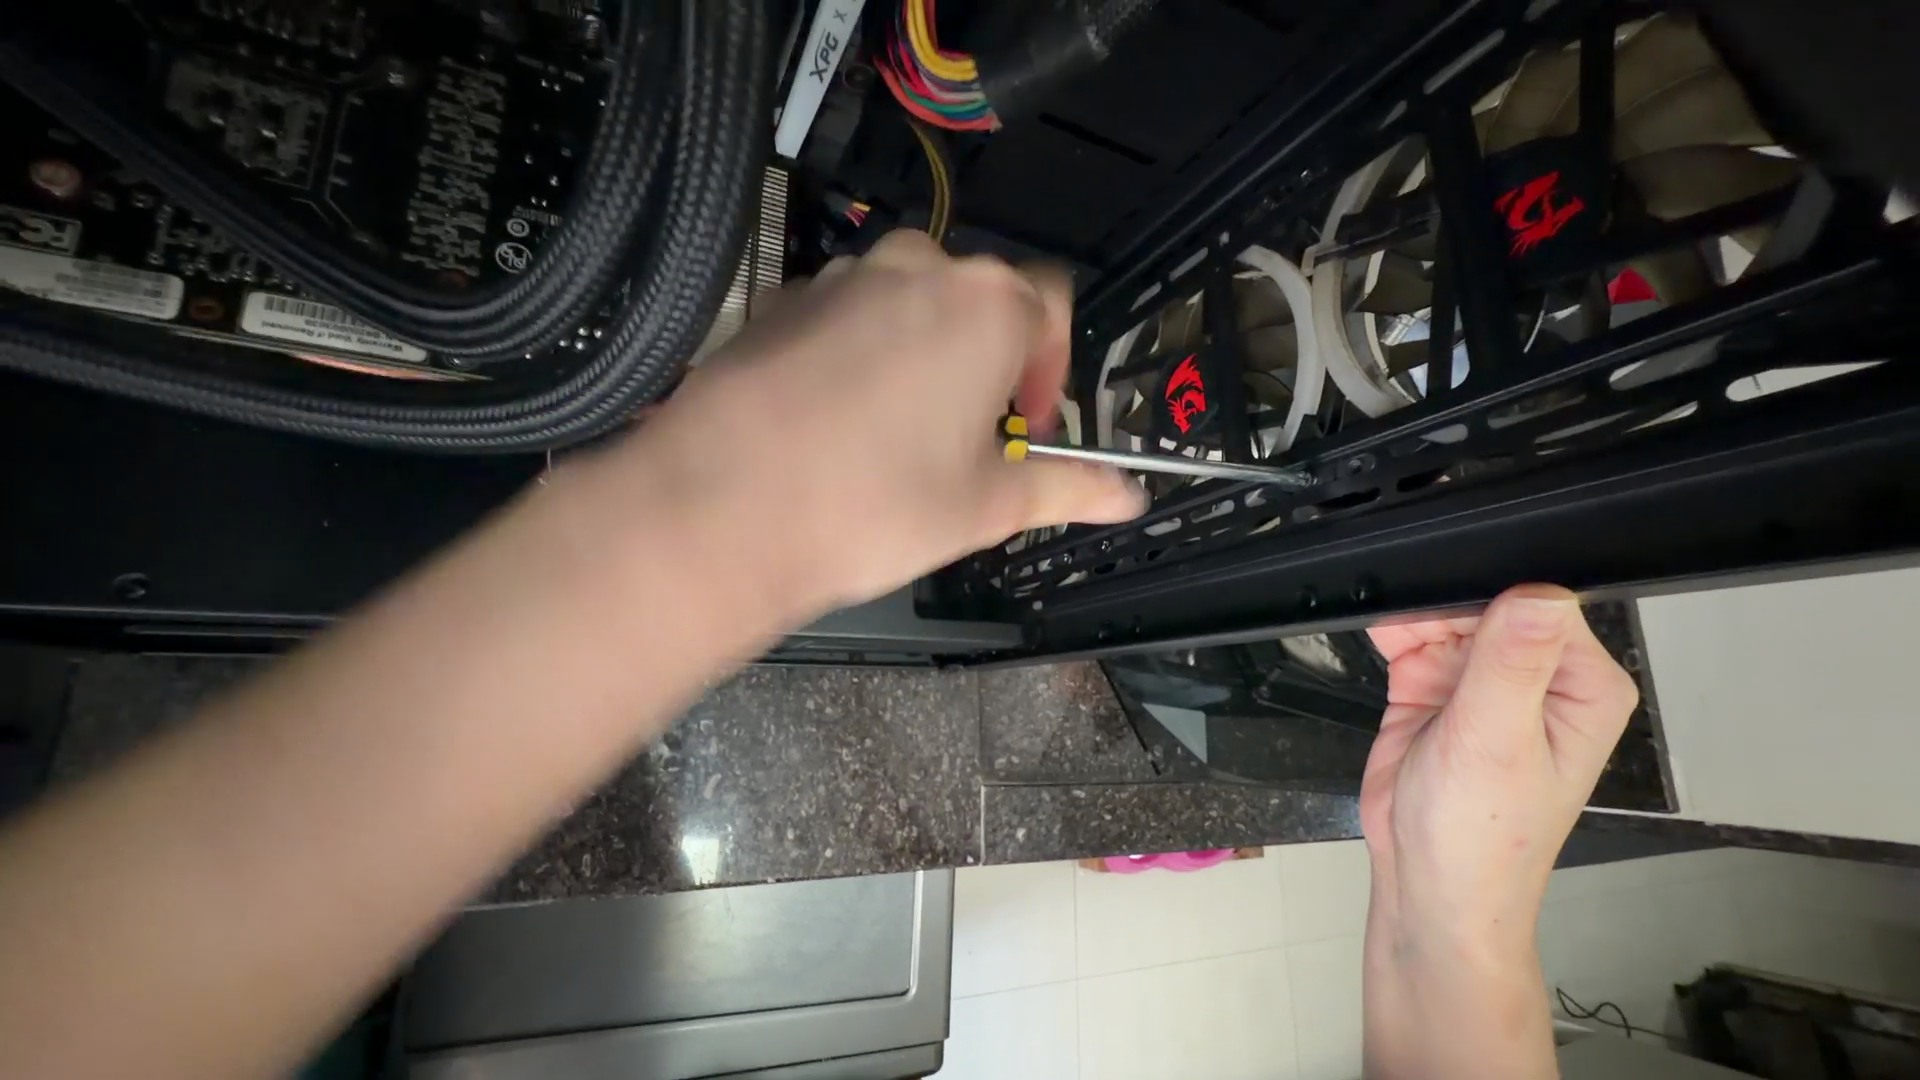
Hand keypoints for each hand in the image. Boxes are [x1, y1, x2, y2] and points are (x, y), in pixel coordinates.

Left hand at [603, 229, 1147, 613]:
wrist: (720, 509)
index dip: (1052, 370)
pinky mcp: (781, 301)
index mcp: (987, 306)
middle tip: (968, 440)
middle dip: (989, 365)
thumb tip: (1129, 496)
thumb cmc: (877, 505)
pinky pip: (846, 318)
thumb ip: (1068, 488)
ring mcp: (841, 278)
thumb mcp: (988, 506)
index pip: (1053, 308)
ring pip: (909, 307)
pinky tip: (835, 424)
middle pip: (980, 304)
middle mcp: (916, 270)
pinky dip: (859, 356)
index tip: (1029, 427)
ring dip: (924, 358)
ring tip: (898, 437)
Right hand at [1363, 585, 1638, 951]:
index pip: (1541, 606)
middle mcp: (1532, 676)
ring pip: (1443, 615)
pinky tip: (1381, 637)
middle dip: (1443, 604)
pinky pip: (1410, 638)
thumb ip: (1512, 665)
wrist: (1424, 880)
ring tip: (1393, 642)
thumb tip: (1540, 591)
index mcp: (1577, 685)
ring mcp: (1478, 682)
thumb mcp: (1496, 743)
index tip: (1449, 603)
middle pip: (1485, 603)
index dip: (1492, 593)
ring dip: (1412, 616)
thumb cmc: (1480, 831)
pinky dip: (1391, 631)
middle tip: (1411, 630)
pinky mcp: (1431, 688)